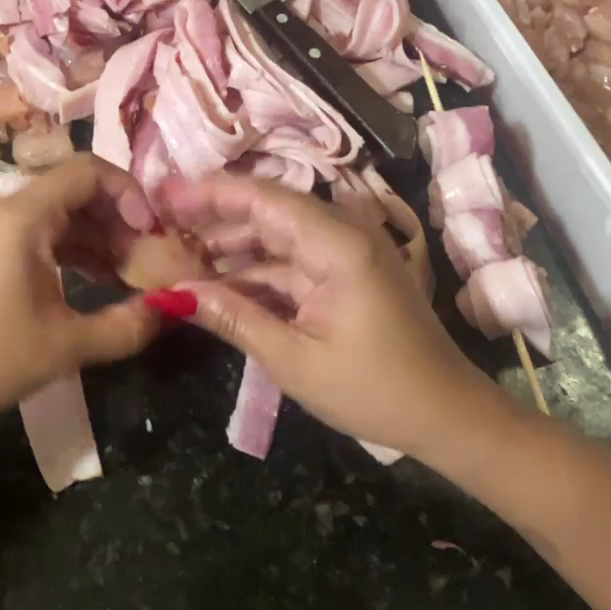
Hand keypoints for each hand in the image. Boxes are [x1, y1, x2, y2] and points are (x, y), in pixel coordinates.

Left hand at [0, 155, 161, 451]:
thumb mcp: (65, 346)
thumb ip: (126, 325)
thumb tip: (174, 308)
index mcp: (24, 216)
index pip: (88, 170)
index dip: (129, 193)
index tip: (150, 233)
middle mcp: (9, 211)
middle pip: (77, 189)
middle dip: (119, 219)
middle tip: (148, 258)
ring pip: (62, 214)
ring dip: (100, 237)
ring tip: (131, 275)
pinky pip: (43, 234)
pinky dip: (75, 250)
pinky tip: (99, 281)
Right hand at [156, 174, 514, 458]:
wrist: (448, 417)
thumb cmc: (374, 390)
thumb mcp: (294, 359)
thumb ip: (234, 318)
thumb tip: (173, 292)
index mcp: (337, 245)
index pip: (264, 198)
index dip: (211, 193)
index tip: (164, 196)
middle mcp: (343, 235)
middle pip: (267, 211)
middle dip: (214, 217)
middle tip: (161, 227)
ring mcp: (346, 253)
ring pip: (276, 235)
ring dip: (231, 245)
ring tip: (179, 256)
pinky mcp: (345, 275)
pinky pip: (291, 260)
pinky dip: (255, 270)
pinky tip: (217, 282)